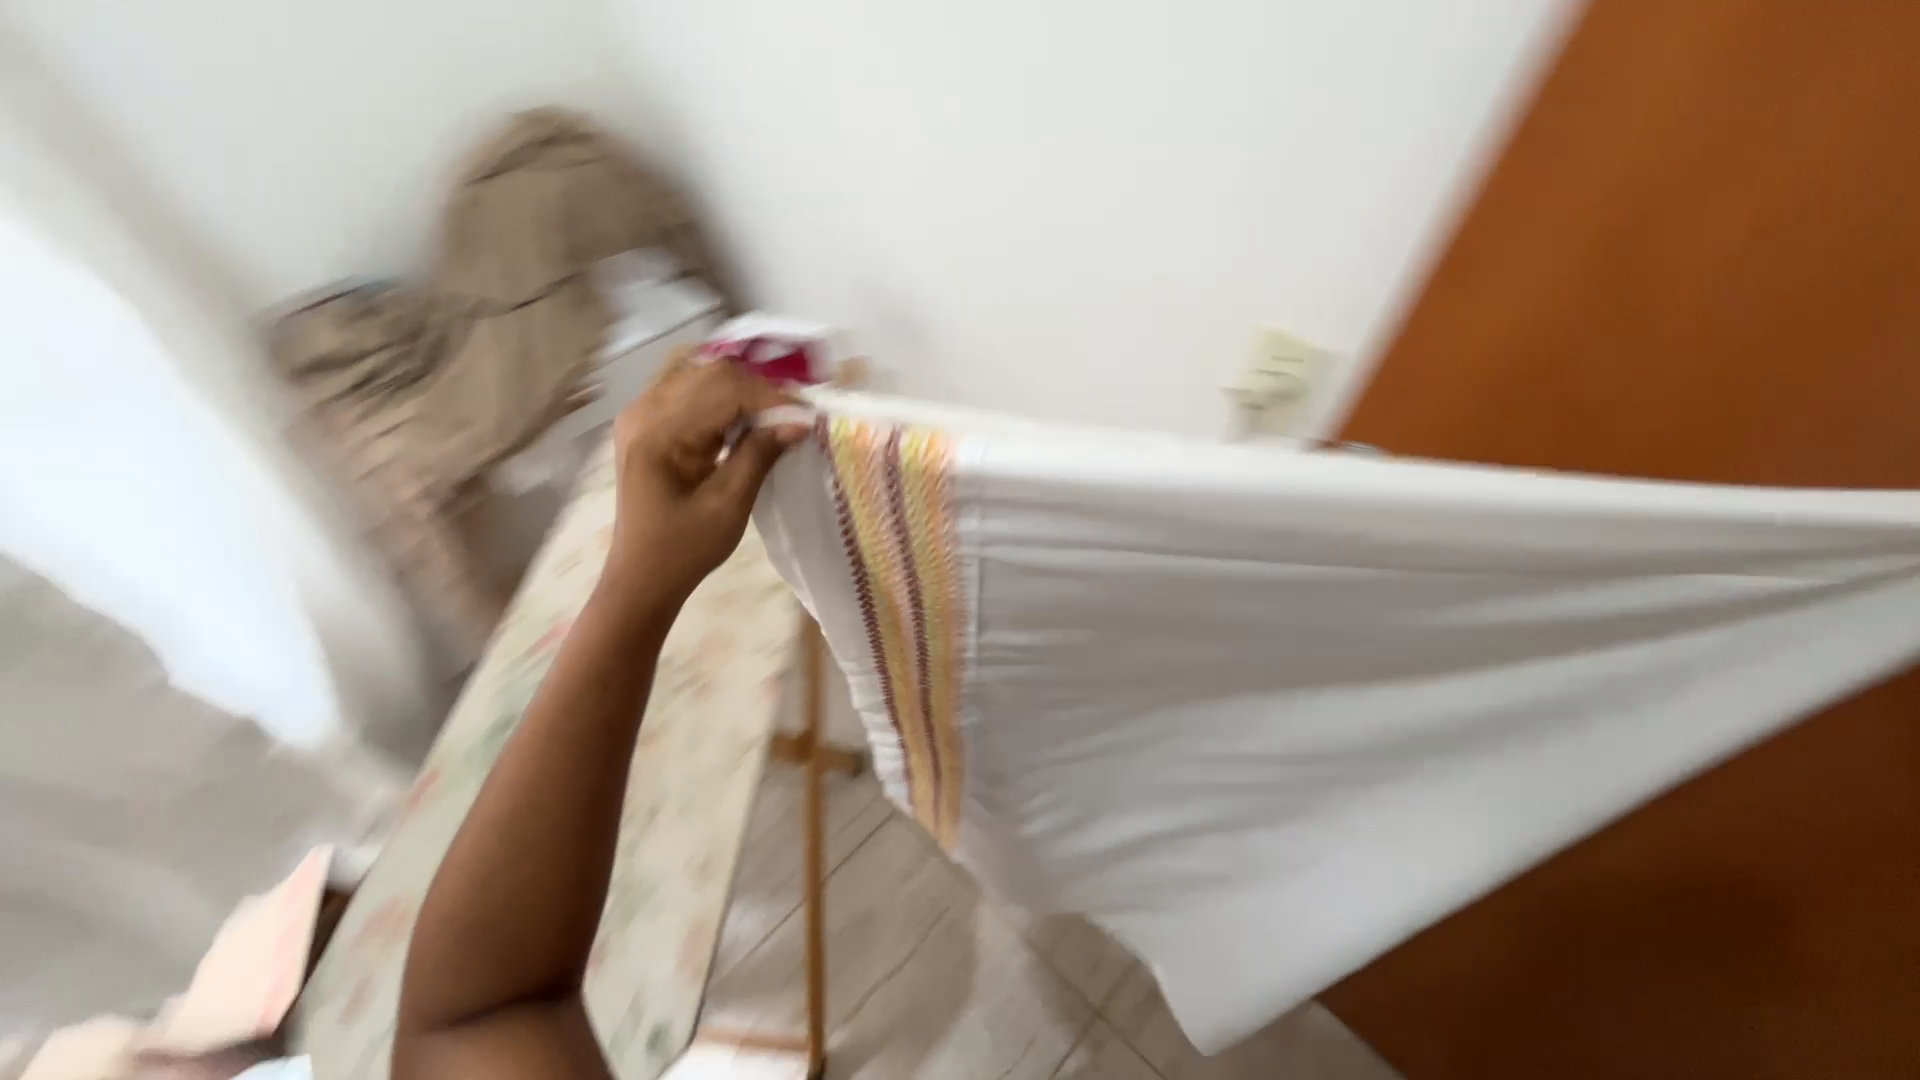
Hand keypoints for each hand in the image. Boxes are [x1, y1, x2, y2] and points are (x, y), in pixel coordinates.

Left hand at [601, 354, 808, 610]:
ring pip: (701, 373)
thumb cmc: (685, 548)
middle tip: (792, 416)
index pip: (724, 389)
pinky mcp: (646, 420)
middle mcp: (643, 410)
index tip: (806, 417)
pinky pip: (688, 387)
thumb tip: (799, 421)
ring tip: (771, 416)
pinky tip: (743, 419)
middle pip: (711, 372)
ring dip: (742, 389)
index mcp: (658, 432)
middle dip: (759, 389)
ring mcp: (640, 412)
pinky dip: (722, 396)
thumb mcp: (729, 505)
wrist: (642, 573)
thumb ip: (760, 455)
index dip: (770, 397)